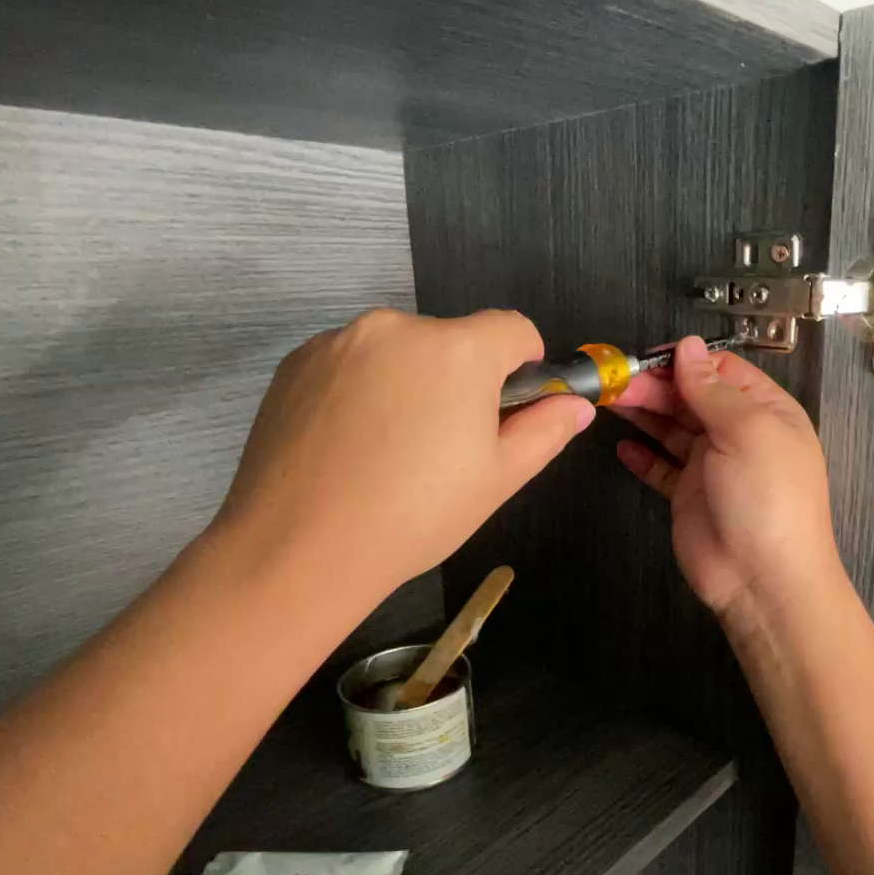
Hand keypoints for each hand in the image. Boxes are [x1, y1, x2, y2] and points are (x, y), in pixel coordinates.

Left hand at [207, 308, 592, 596]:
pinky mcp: (297, 361)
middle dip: (460, 380)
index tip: (506, 410)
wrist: (298, 547)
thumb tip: (576, 404)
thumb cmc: (416, 516)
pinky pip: (351, 362)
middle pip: (453, 340)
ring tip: (388, 452)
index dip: (523, 367)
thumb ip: (545, 431)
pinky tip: (348, 446)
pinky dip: (361, 390)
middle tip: (443, 447)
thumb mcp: (498, 480)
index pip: (513, 328)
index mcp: (457, 350)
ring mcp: (340, 341)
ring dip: (409, 383)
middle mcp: (397, 327)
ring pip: (399, 352)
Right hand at [611, 336, 841, 615]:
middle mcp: (738, 434)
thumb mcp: (747, 431)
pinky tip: (622, 446)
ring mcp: (712, 466)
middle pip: (691, 398)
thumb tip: (687, 346)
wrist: (763, 579)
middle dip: (654, 387)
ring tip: (609, 403)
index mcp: (764, 411)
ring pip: (672, 429)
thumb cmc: (766, 498)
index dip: (683, 362)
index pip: (720, 371)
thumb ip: (712, 389)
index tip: (642, 359)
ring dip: (643, 414)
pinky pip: (662, 468)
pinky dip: (642, 456)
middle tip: (614, 385)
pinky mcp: (688, 496)